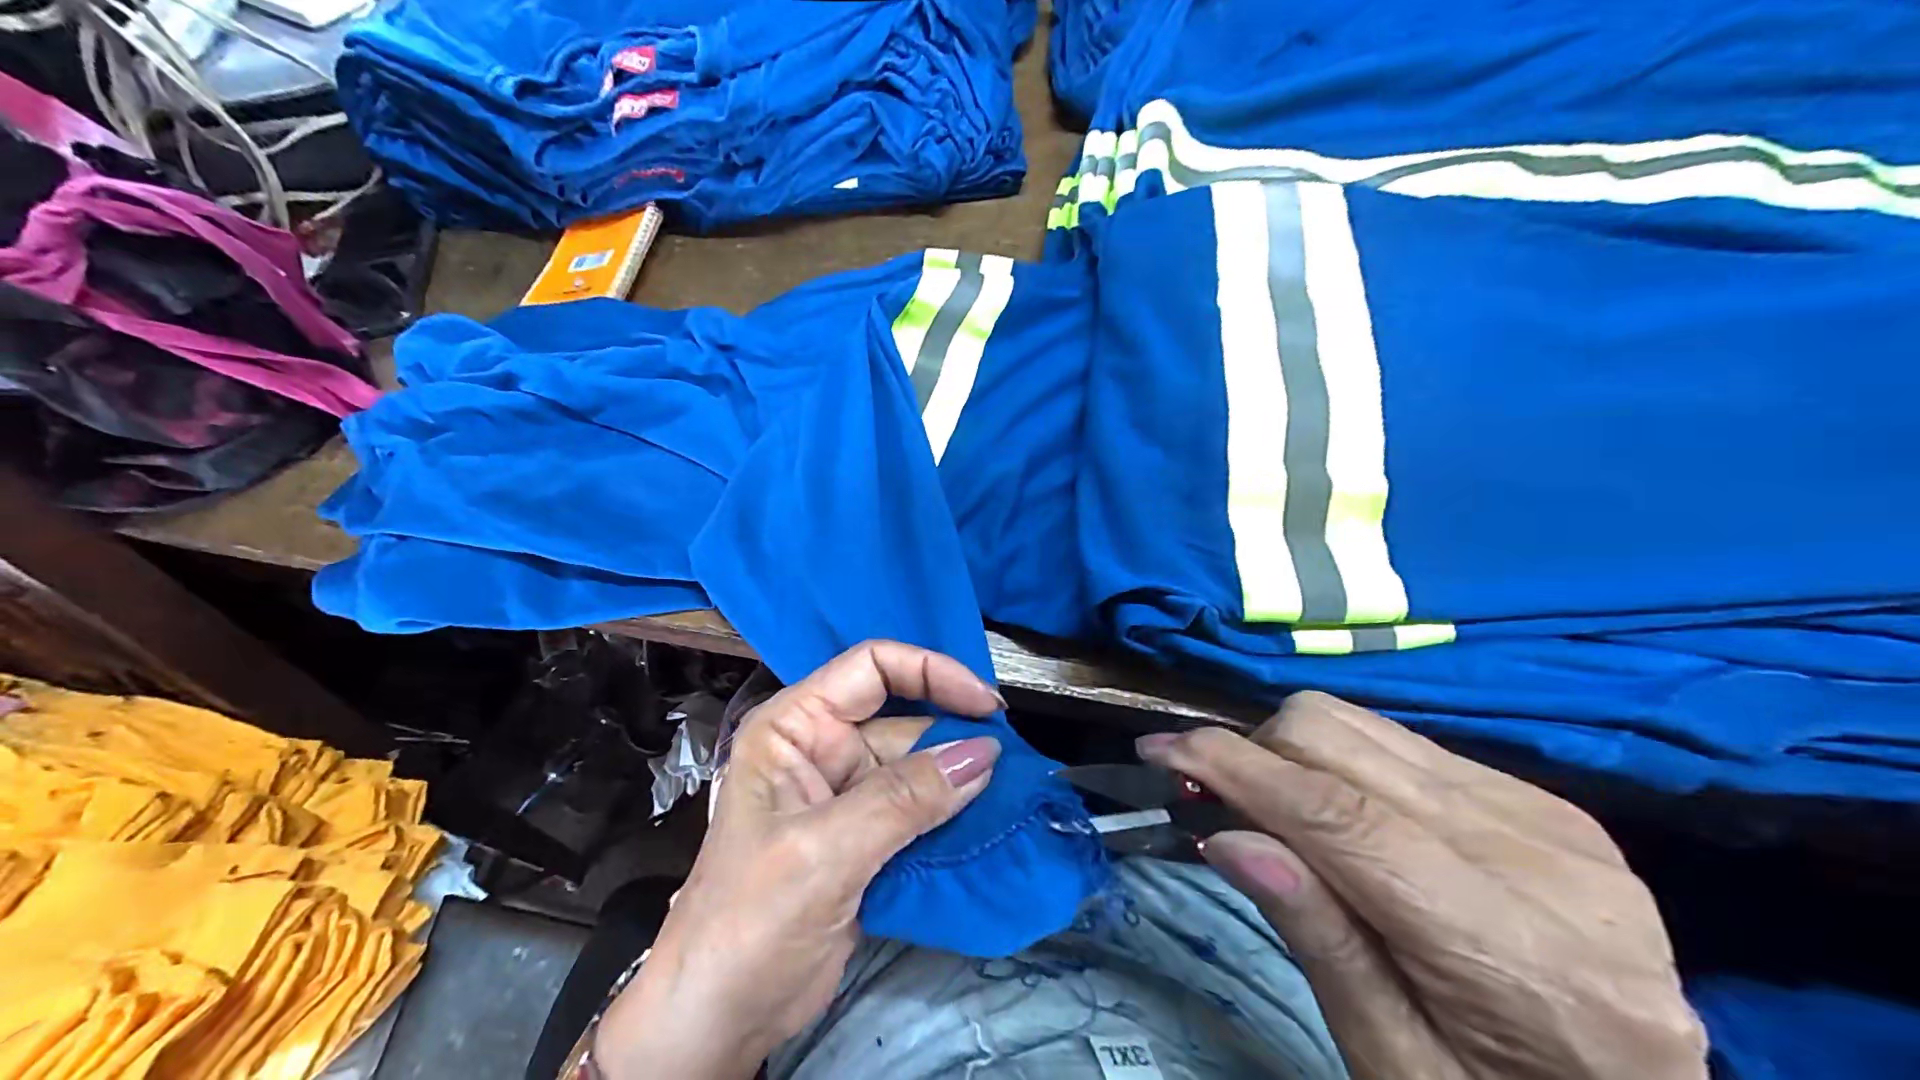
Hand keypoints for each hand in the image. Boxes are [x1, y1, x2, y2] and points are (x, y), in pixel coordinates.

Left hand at [593, 641, 1004, 1079]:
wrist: (721, 1017)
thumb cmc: (750, 920)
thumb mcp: (824, 851)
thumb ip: (905, 798)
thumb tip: (984, 752)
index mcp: (794, 727)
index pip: (870, 667)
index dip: (930, 672)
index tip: (985, 703)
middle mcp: (821, 748)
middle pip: (903, 717)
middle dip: (955, 731)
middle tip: (1013, 758)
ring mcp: (845, 795)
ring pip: (918, 766)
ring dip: (961, 777)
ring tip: (1014, 789)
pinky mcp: (866, 837)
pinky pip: (920, 808)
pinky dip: (954, 813)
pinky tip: (990, 819)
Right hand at [1140, 692, 1707, 1079]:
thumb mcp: (1395, 1068)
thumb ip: (1318, 942)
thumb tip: (1226, 836)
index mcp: (1525, 962)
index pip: (1345, 822)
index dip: (1240, 771)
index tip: (1159, 748)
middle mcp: (1550, 864)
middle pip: (1346, 746)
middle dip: (1255, 757)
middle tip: (1213, 803)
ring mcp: (1554, 820)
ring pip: (1364, 727)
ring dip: (1291, 754)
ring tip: (1272, 809)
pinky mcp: (1544, 801)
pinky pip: (1399, 743)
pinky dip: (1341, 764)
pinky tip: (1340, 816)